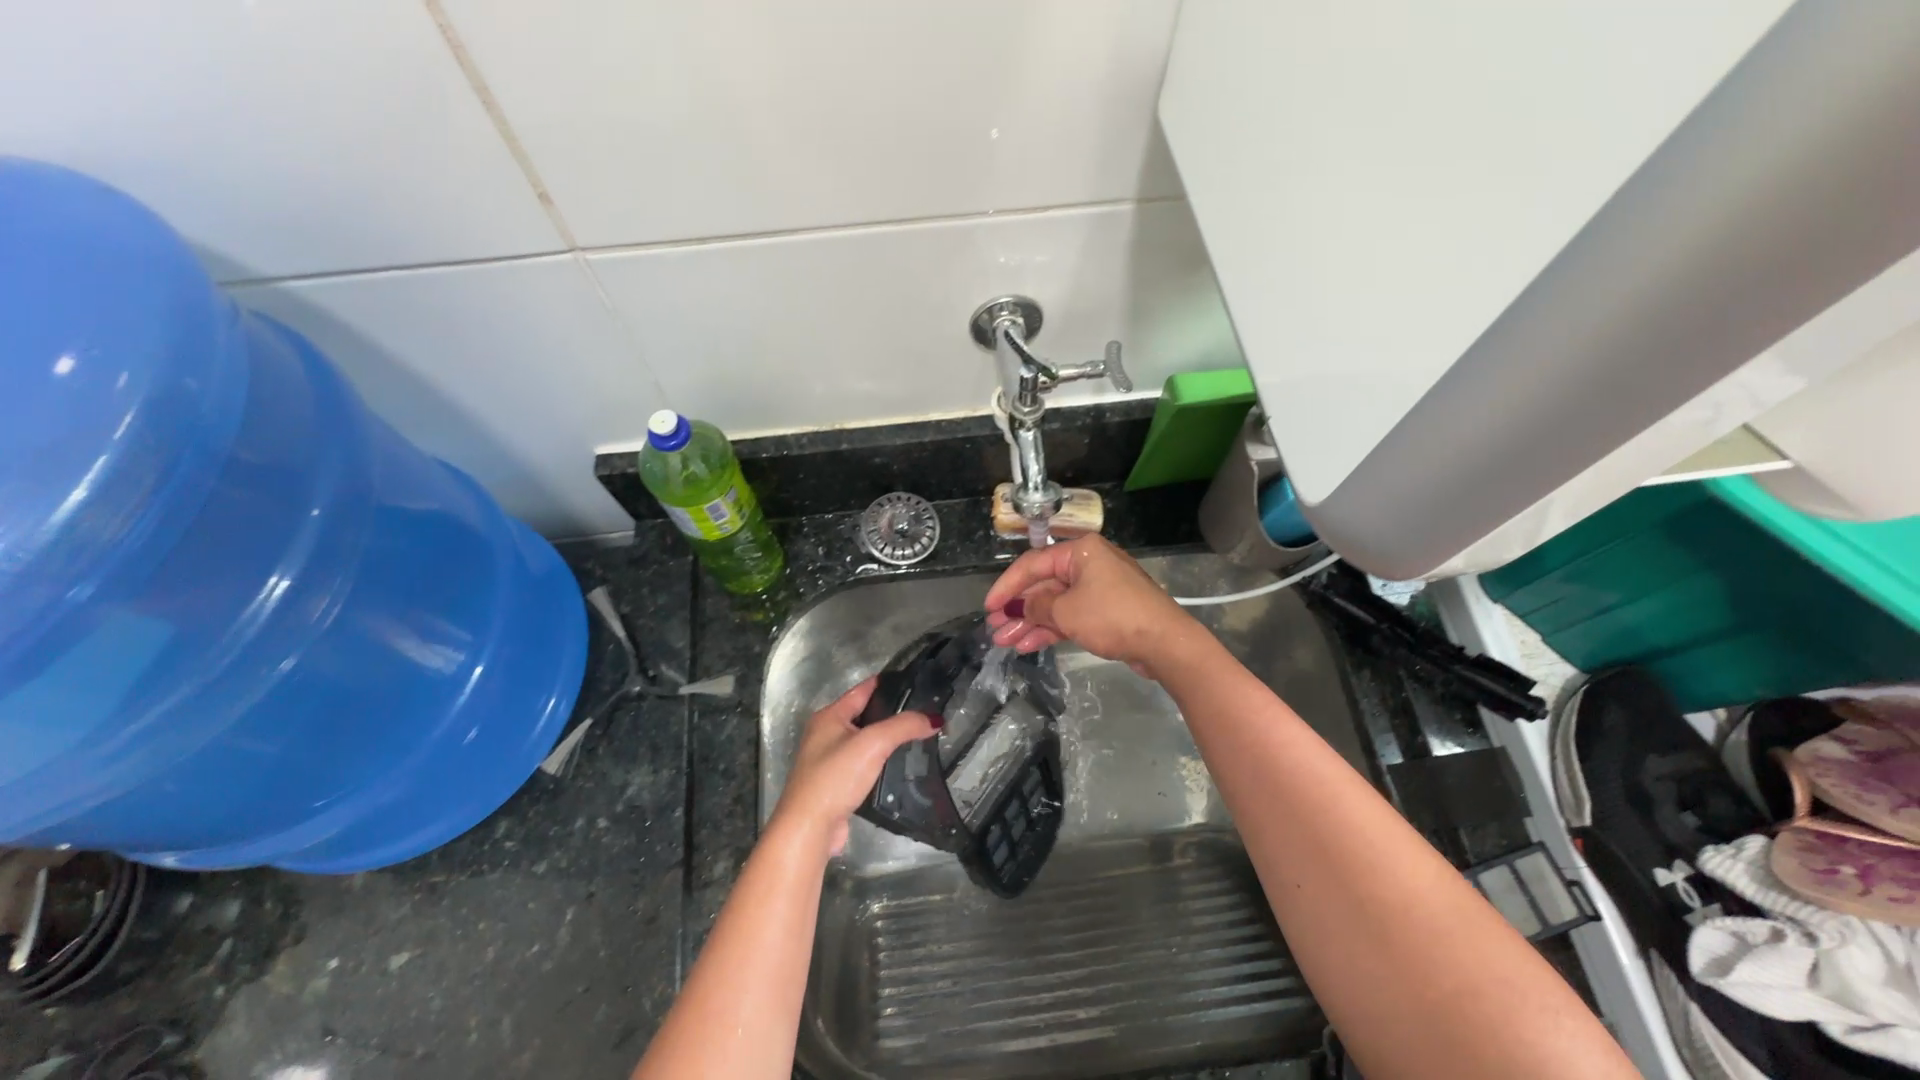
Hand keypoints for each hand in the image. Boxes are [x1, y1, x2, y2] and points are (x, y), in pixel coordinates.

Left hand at [770, 678, 935, 856]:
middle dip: (891, 713)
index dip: (888, 684)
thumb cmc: (835, 777)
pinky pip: (862, 765)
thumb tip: (934, 720)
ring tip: (918, 737)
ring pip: (864, 742)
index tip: (916, 682)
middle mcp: (825, 734)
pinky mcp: (835, 785)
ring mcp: (828, 761)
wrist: (809, 827)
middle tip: (924, 713)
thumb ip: (903, 727)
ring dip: (886, 741)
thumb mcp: (873, 744)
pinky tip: (898, 767)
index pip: (863, 690)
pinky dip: (879, 763)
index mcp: (829, 717)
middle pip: (863, 715)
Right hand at [983, 535, 1201, 677]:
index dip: (1007, 587)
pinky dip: (1050, 629)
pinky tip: (1028, 644)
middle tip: (995, 628)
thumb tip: (1019, 607)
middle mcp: (1089, 564)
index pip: (1032, 564)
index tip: (988, 607)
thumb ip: (1037, 607)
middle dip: (1017, 609)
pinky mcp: (1106, 611)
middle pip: (1043, 585)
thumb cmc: (1114, 617)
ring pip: (1055, 604)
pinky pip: (1070, 616)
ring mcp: (1099, 588)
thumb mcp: (1067, 612)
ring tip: (1005, 641)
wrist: (1165, 643)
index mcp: (1081, 551)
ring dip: (1030, 622)